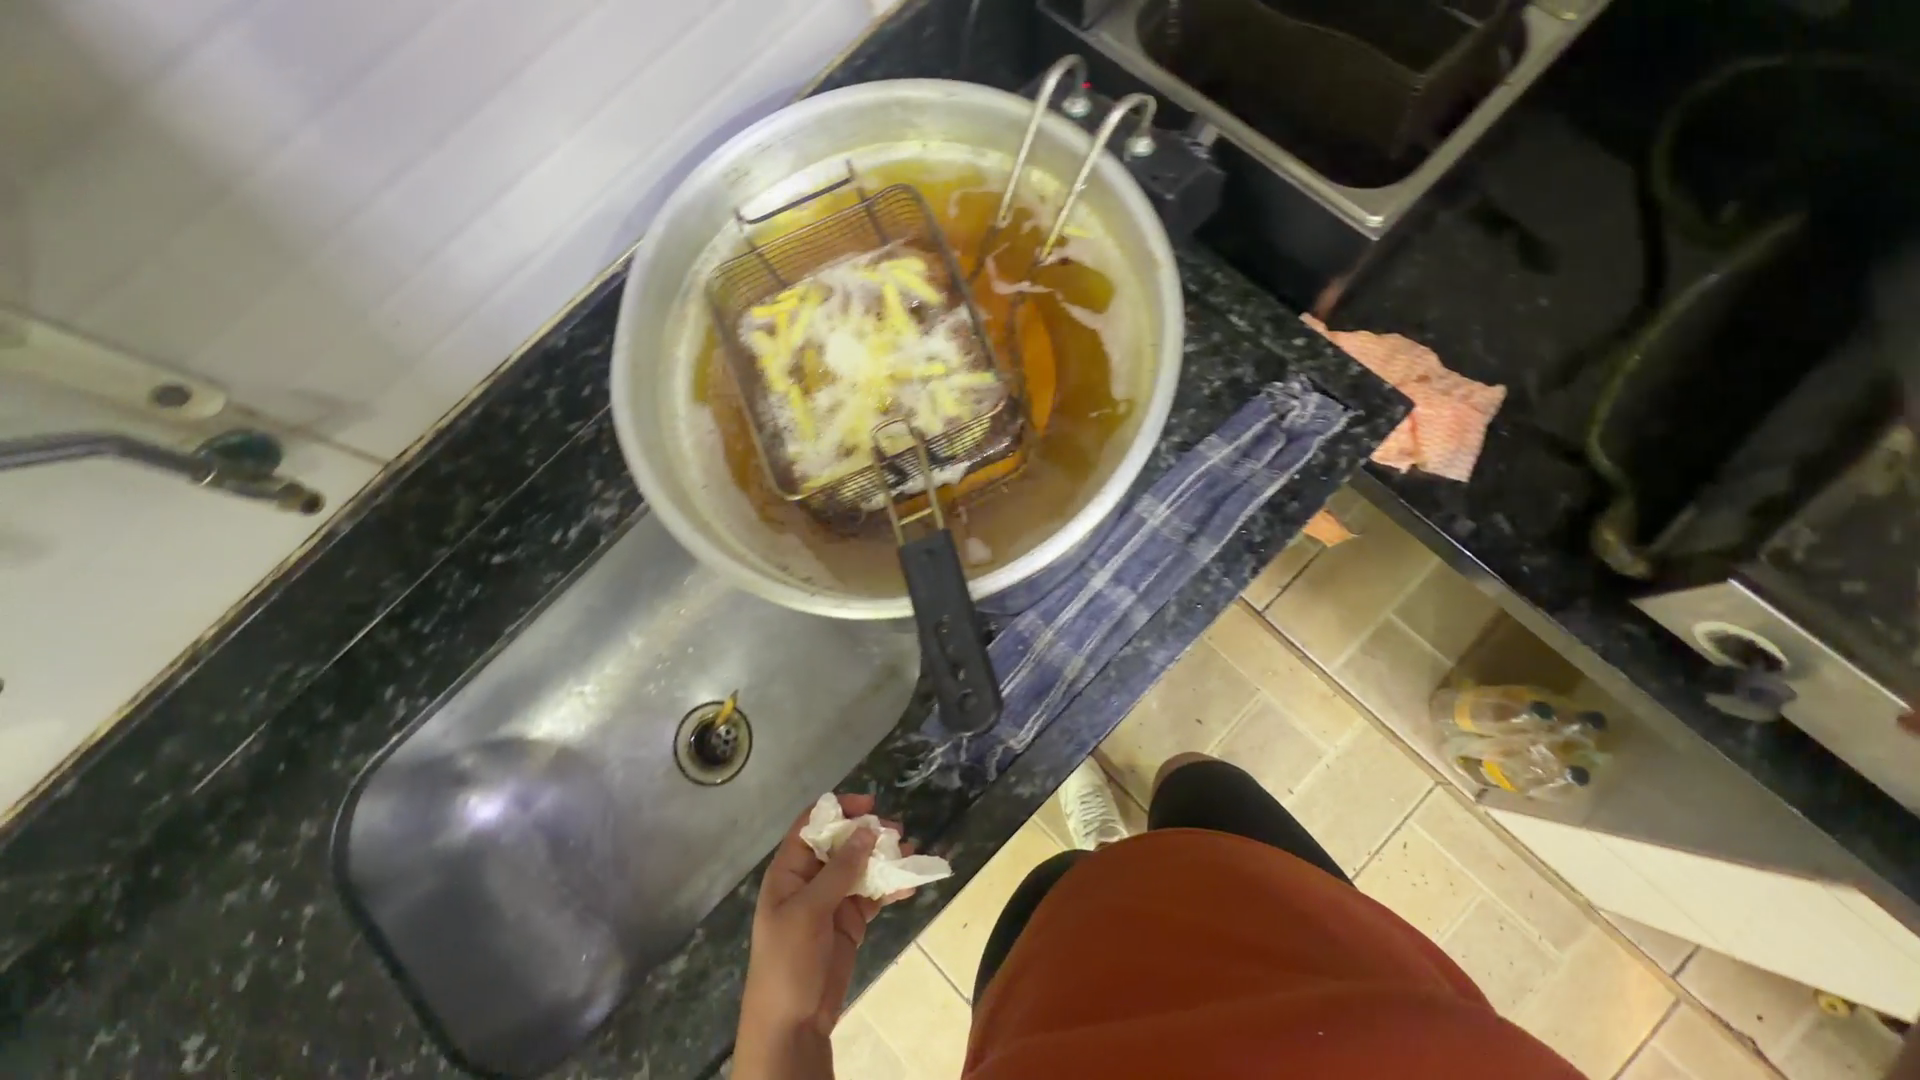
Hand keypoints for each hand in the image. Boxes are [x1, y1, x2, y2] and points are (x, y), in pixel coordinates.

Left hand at [735, 795, 914, 1079]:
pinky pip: (873, 895)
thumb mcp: (809, 912)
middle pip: (842, 844)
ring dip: (884, 860)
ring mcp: (832, 901)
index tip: (870, 804)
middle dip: (869, 835)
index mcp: (789, 871)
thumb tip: (867, 829)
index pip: (811, 826)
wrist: (791, 1023)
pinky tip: (910, 886)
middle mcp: (810, 880)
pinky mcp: (849, 922)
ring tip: (910, 856)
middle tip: (898, 833)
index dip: (838, 810)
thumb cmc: (788, 961)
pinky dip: (890, 888)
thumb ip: (839, 870)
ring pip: (861, 868)